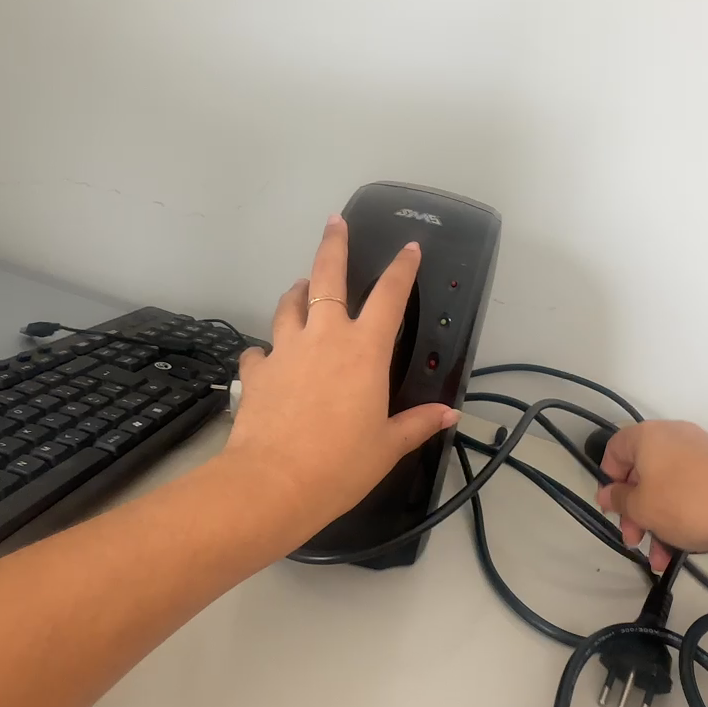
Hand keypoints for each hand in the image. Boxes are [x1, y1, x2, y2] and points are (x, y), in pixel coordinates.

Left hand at [219, 214, 459, 531]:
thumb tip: (449, 415)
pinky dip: (268, 349)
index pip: (390, 295)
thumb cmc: (339, 465)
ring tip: (300, 286)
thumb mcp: (387, 447)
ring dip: (297, 291)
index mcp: (364, 350)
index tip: (409, 248)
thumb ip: (418, 424)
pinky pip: (261, 349)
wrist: (271, 484)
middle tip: (334, 222)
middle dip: (333, 244)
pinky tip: (269, 358)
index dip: (402, 268)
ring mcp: (286, 349)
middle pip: (327, 275)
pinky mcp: (257, 370)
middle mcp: (324, 337)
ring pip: (290, 303)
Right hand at [595, 420, 707, 570]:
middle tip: (636, 541)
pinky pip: (692, 488)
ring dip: (659, 521)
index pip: (615, 450)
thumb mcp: (643, 507)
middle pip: (642, 472)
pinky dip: (683, 513)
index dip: (609, 480)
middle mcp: (673, 436)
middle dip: (635, 510)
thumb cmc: (687, 502)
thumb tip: (607, 493)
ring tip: (663, 558)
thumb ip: (619, 500)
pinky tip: (688, 545)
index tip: (614, 508)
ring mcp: (702, 451)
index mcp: (647, 436)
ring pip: (668, 486)